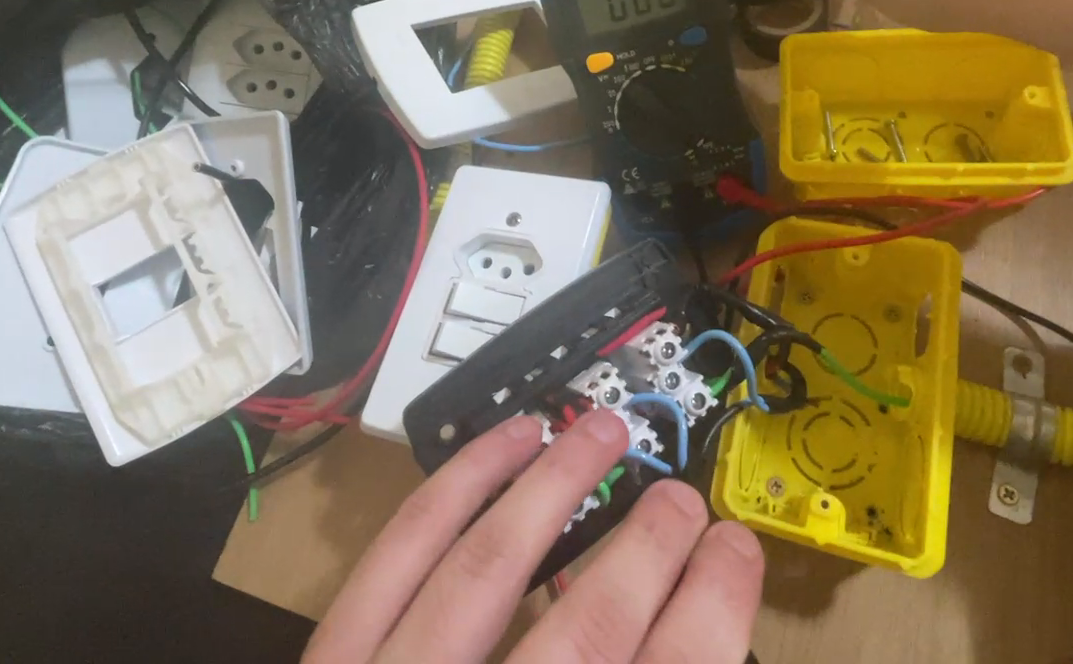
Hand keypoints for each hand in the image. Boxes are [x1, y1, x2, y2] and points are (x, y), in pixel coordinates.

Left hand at [303, 411, 763, 663]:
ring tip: (603, 431)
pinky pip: (402, 549)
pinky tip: (512, 439)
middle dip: (648, 549)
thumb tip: (704, 639)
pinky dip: (464, 481)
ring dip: (555, 484)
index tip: (736, 550)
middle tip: (681, 497)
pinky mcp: (336, 659)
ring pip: (487, 564)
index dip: (713, 611)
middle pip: (586, 632)